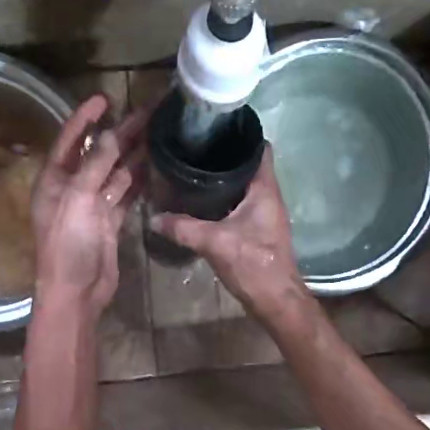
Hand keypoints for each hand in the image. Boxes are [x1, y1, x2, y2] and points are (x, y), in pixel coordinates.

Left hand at [32, 95, 145, 318]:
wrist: (75, 292)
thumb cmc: (67, 245)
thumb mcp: (77, 200)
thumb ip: (95, 166)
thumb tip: (112, 133)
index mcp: (55, 179)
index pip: (70, 139)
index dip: (85, 117)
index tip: (105, 97)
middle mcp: (72, 188)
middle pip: (98, 154)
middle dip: (120, 133)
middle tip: (147, 112)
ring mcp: (92, 206)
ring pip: (115, 173)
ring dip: (133, 154)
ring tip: (157, 133)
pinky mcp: (109, 222)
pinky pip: (125, 194)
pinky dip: (138, 181)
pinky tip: (155, 165)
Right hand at [152, 148, 308, 322]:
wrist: (276, 301)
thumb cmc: (253, 265)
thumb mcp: (214, 243)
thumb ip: (183, 228)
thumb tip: (153, 217)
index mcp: (264, 189)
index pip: (259, 148)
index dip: (241, 134)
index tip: (214, 128)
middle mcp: (268, 196)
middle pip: (248, 165)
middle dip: (224, 156)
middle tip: (194, 149)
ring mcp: (265, 214)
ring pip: (244, 185)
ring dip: (224, 178)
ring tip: (194, 171)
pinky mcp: (258, 230)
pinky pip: (240, 204)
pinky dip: (224, 199)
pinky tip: (202, 203)